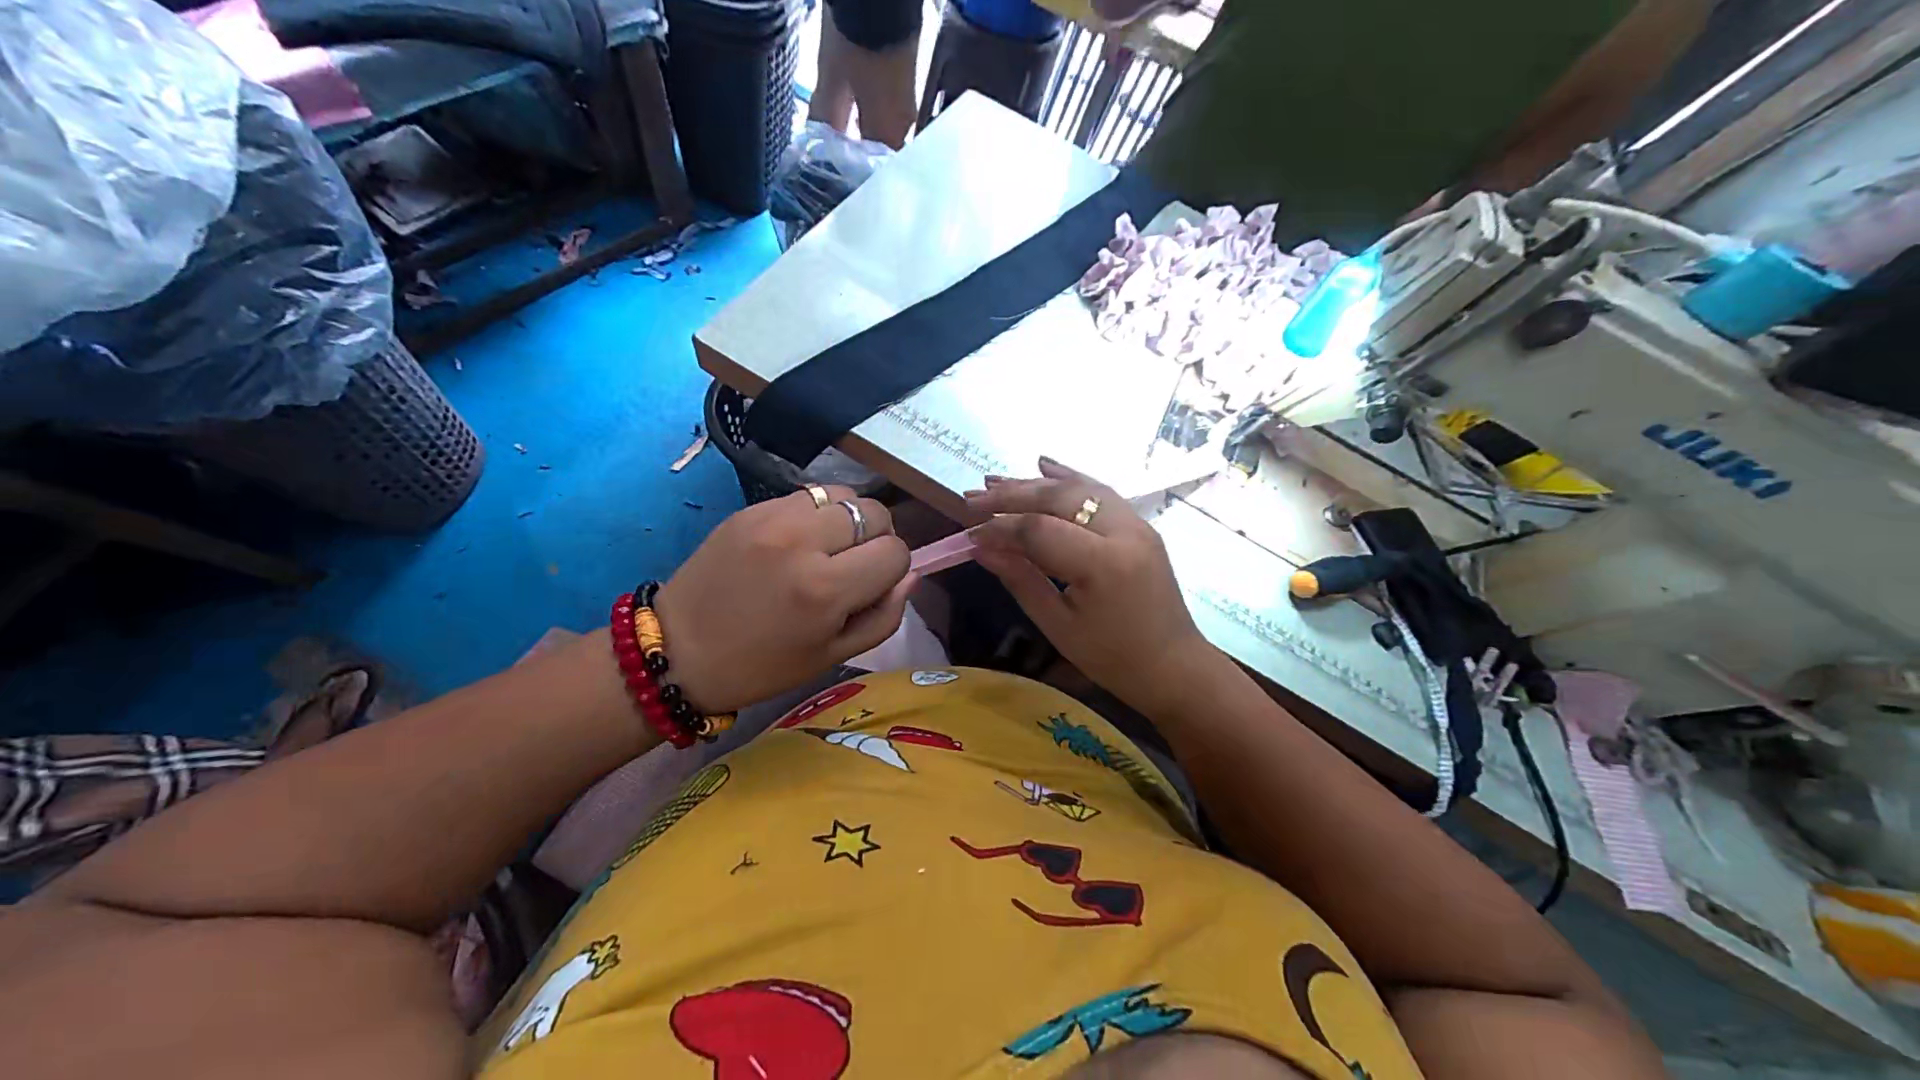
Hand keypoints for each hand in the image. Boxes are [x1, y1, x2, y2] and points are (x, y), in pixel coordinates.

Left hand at [655, 486, 912, 712]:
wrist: (678, 651)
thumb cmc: (761, 667)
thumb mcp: (833, 657)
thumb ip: (884, 617)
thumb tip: (910, 576)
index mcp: (826, 589)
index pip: (895, 551)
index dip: (892, 570)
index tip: (873, 586)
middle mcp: (803, 543)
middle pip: (875, 513)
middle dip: (876, 538)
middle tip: (853, 565)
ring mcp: (772, 519)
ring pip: (843, 494)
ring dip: (847, 519)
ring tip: (827, 547)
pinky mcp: (749, 509)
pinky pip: (806, 496)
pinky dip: (815, 514)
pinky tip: (796, 541)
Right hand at [965, 458, 1227, 716]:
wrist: (1174, 666)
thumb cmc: (1113, 658)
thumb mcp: (1058, 625)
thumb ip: (1020, 580)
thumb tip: (981, 548)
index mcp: (1103, 564)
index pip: (1040, 530)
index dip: (1001, 528)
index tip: (969, 534)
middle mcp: (1124, 532)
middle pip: (1058, 498)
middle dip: (1012, 496)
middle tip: (973, 497)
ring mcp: (1137, 524)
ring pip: (1079, 488)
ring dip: (1036, 483)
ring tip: (996, 481)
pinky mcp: (1140, 525)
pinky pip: (1100, 492)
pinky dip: (1069, 478)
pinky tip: (1044, 465)